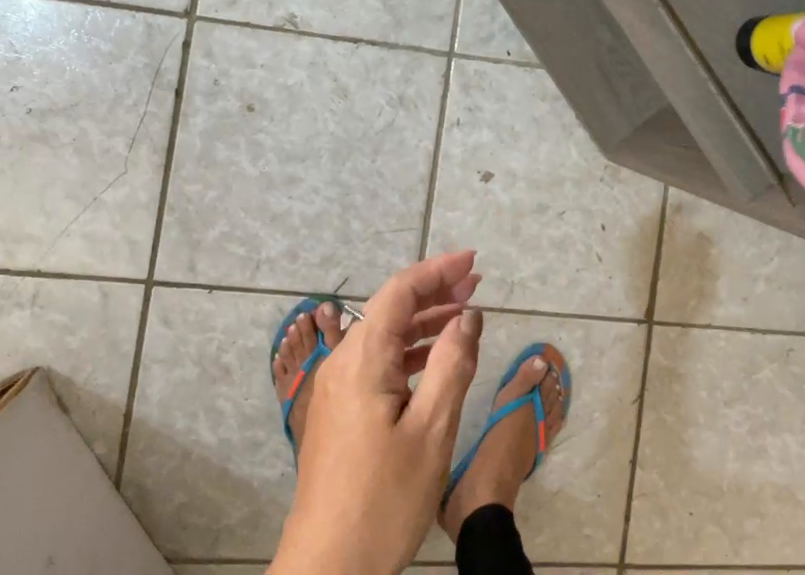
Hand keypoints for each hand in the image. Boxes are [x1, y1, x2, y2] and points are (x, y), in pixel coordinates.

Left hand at [271, 252, 483, 574]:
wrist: (328, 563)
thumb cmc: (384, 498)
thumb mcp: (432, 431)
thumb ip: (452, 365)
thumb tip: (468, 316)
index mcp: (363, 361)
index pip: (399, 293)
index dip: (437, 270)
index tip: (473, 261)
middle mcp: (343, 364)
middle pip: (389, 309)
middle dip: (433, 292)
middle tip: (476, 285)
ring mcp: (336, 389)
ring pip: (382, 336)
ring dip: (422, 322)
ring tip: (463, 315)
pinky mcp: (338, 412)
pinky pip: (376, 363)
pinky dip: (408, 351)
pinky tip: (434, 359)